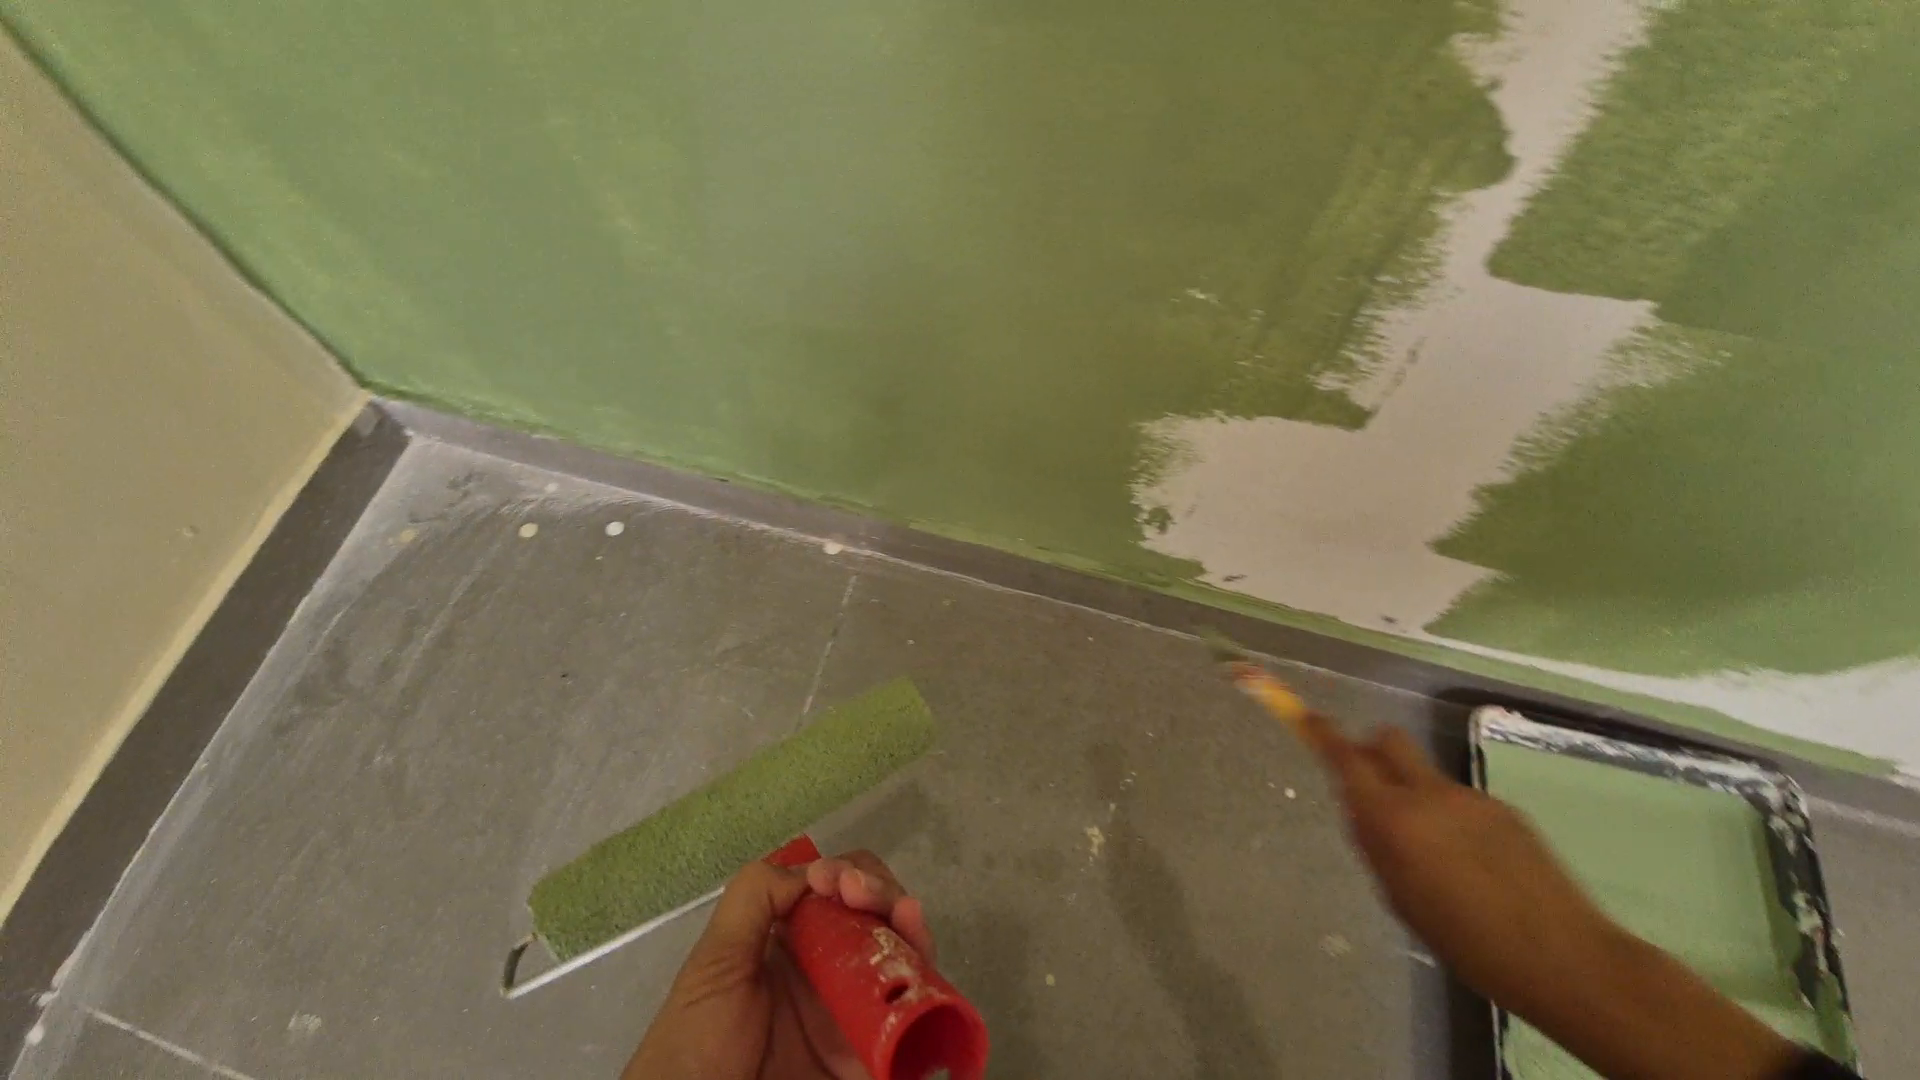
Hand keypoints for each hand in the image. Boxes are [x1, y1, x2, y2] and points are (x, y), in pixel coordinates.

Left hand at [623, 851, 935, 1079]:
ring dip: (910, 924)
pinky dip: (929, 984)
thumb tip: (813, 869)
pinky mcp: (872, 1056)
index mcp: (793, 940)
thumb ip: (755, 899)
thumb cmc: (695, 1044)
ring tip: (907, 916)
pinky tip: (920, 962)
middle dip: (881, 891)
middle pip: (876, 914)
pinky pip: (913, 1018)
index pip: (836, 887)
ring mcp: (854, 1010)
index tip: (835, 882)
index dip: (845, 872)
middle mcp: (830, 968)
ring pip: (902, 954)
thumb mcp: (714, 962)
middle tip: (863, 896)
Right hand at [1298, 713, 1611, 1012]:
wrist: (1564, 958)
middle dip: (1370, 750)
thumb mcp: (1399, 897)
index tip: (1309, 719)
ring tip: (1433, 852)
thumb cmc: (1466, 941)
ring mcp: (1471, 798)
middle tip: (1370, 785)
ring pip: (1424, 775)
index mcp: (1395, 819)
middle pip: (1388, 740)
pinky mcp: (1505, 810)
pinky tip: (1471, 864)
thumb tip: (1359, 808)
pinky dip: (1448, 817)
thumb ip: (1374, 843)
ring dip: (1412, 793)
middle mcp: (1429, 795)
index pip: (1347, 759)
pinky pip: (1458, 799)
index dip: (1323, 734)